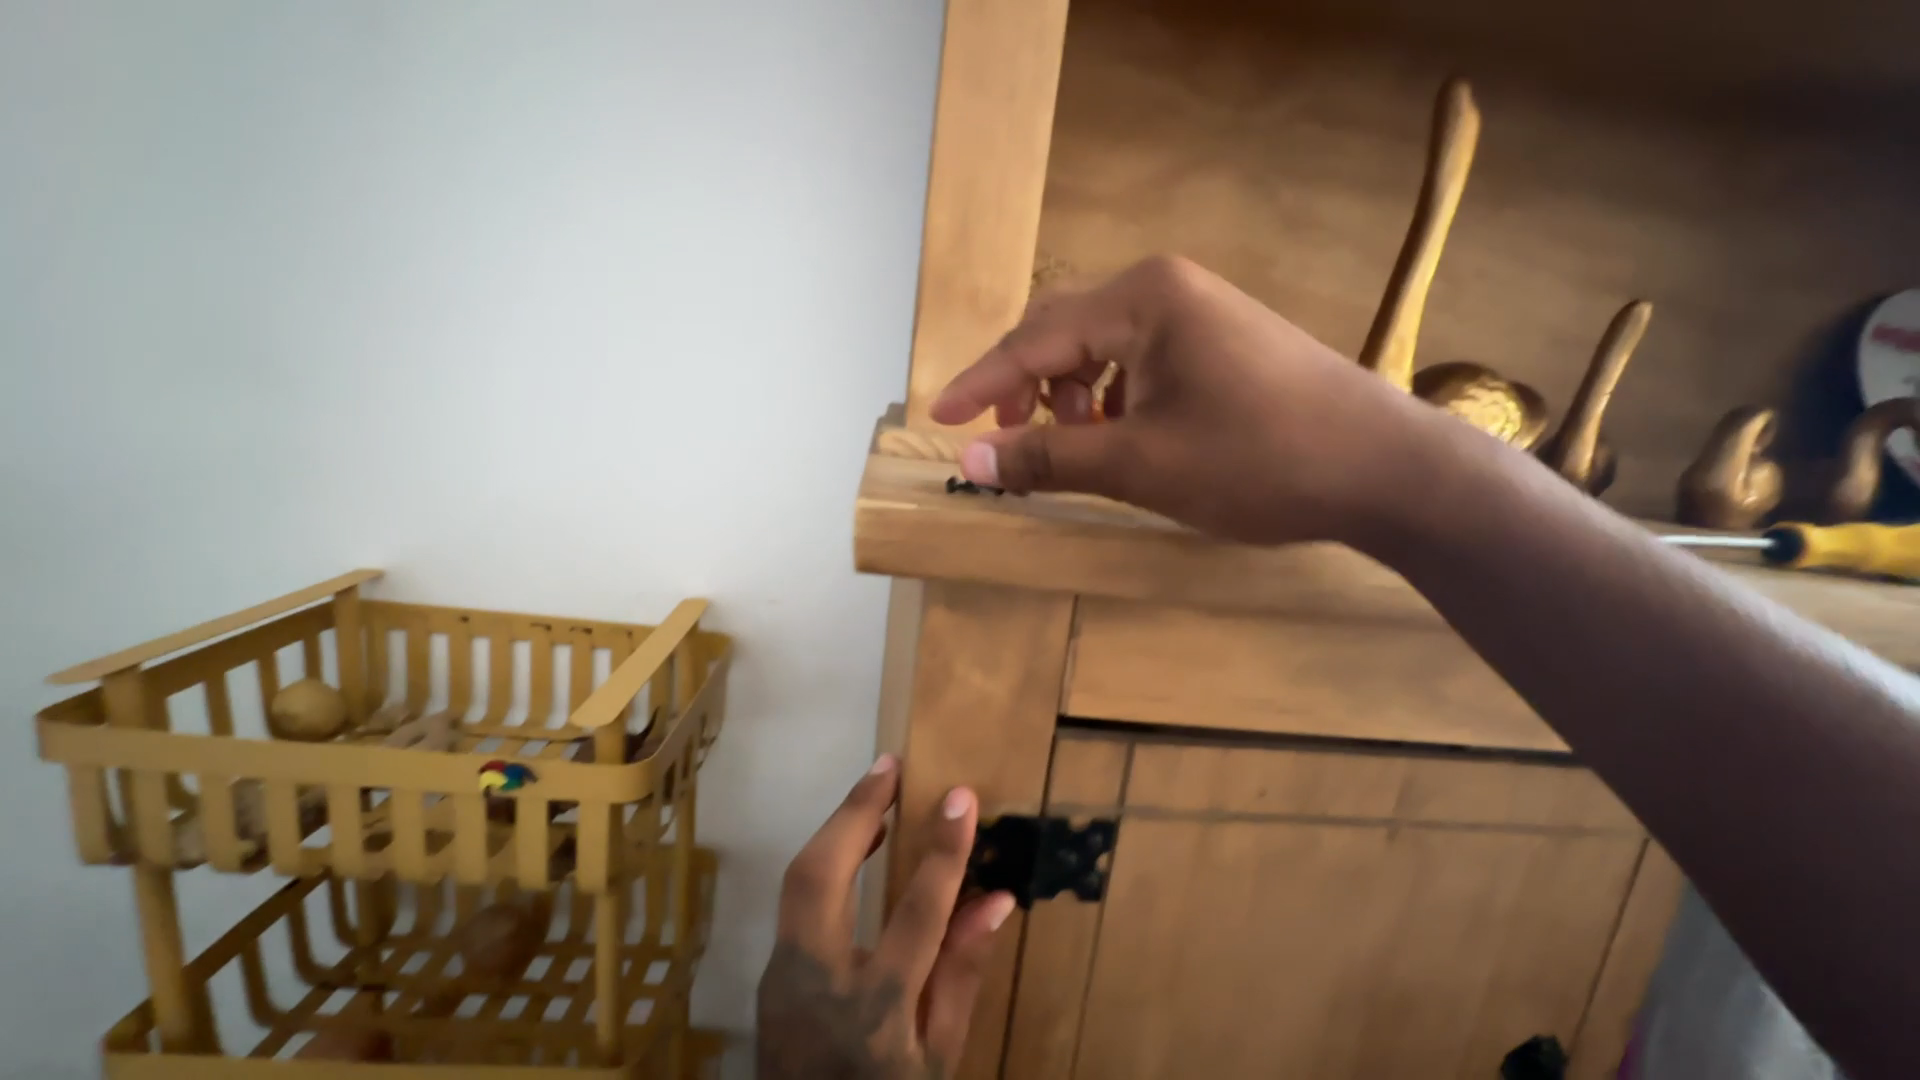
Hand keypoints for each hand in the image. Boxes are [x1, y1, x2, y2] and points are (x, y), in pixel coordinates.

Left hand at [757, 755, 1015, 1078]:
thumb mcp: (939, 1056)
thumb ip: (962, 975)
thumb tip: (994, 898)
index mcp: (876, 1011)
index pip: (915, 914)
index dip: (942, 852)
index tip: (961, 797)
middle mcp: (816, 983)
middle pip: (821, 875)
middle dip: (855, 811)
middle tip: (891, 767)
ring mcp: (781, 975)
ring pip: (798, 877)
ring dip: (838, 826)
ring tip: (879, 789)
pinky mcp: (771, 970)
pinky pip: (798, 897)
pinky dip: (829, 857)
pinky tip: (860, 843)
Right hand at [929, 255, 1453, 547]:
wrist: (1383, 468)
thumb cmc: (1258, 460)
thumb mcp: (1139, 464)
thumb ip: (1049, 456)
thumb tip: (971, 457)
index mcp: (1141, 299)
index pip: (1034, 340)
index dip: (982, 384)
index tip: (940, 418)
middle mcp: (1164, 288)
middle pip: (1063, 334)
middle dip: (1026, 390)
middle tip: (1009, 443)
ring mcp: (1196, 311)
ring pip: (1099, 350)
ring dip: (1069, 398)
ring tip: (1072, 449)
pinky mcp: (1218, 340)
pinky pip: (1138, 362)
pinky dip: (1111, 400)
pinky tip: (1120, 438)